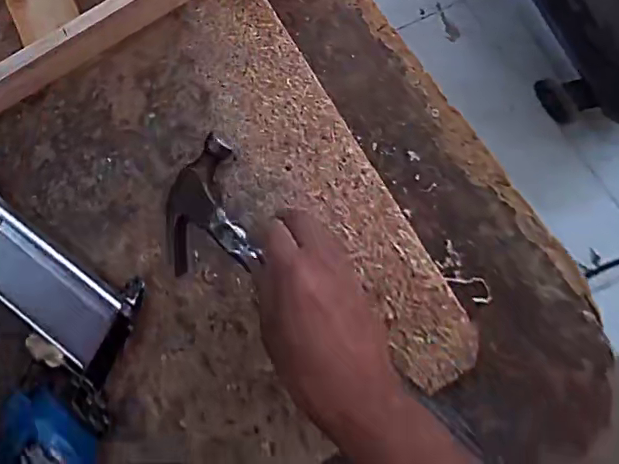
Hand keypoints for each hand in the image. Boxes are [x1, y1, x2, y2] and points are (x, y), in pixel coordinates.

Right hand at [255, 212, 475, 462]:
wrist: (364, 400)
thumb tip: (261, 267)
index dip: (260, 234)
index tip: (254, 246)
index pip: (273, 228)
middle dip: (284, 223)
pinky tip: (315, 279)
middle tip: (272, 241)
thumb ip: (265, 289)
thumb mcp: (271, 331)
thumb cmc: (308, 371)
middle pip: (302, 218)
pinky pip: (336, 255)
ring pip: (322, 233)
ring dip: (305, 237)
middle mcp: (321, 262)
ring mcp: (345, 272)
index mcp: (294, 270)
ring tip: (294, 259)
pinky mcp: (361, 286)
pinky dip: (322, 255)